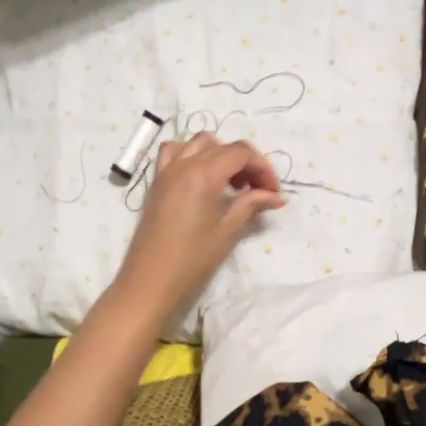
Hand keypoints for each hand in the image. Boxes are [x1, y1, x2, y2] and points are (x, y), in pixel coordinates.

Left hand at [112, 133, 283, 319]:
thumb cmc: (192, 260)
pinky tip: (200, 179)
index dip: (263, 168)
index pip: (241, 153)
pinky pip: (174, 153)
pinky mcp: (156, 183)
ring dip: (219, 155)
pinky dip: (191, 155)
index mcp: (203, 174)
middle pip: (222, 146)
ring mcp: (165, 171)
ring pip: (197, 144)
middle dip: (245, 164)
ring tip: (229, 183)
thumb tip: (276, 196)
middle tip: (257, 191)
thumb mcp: (227, 231)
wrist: (150, 282)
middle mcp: (183, 164)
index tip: (272, 192)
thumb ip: (251, 205)